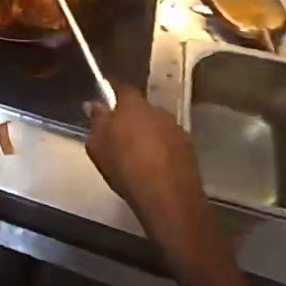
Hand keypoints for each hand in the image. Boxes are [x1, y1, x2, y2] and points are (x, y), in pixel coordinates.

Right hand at [85, 87, 207, 240]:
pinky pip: (170, 141)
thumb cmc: (124, 166)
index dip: (115, 96)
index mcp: (133, 106)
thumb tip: (95, 105)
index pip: (123, 89)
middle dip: (132, 117)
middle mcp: (158, 111)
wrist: (167, 196)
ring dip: (148, 133)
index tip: (106, 107)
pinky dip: (162, 148)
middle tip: (119, 135)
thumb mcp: (97, 146)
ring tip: (137, 153)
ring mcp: (177, 129)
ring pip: (157, 125)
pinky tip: (154, 165)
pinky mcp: (190, 148)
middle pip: (142, 108)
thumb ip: (96, 122)